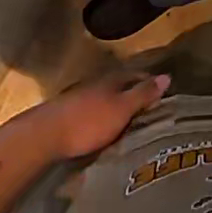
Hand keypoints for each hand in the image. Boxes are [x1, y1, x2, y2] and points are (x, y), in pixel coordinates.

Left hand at [28, 71, 170, 159]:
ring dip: (117, 109)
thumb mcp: (122, 109)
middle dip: (134, 97)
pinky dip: (102, 119)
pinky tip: (105, 133)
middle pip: (121, 87)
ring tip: (130, 126)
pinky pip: (92, 113)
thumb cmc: (88, 122)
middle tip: (150, 114)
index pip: (137, 76)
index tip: (164, 98)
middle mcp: (96, 83)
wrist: (44, 136)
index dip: (151, 84)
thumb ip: (143, 94)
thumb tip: (167, 76)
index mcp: (112, 79)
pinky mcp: (67, 114)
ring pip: (105, 100)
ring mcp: (79, 98)